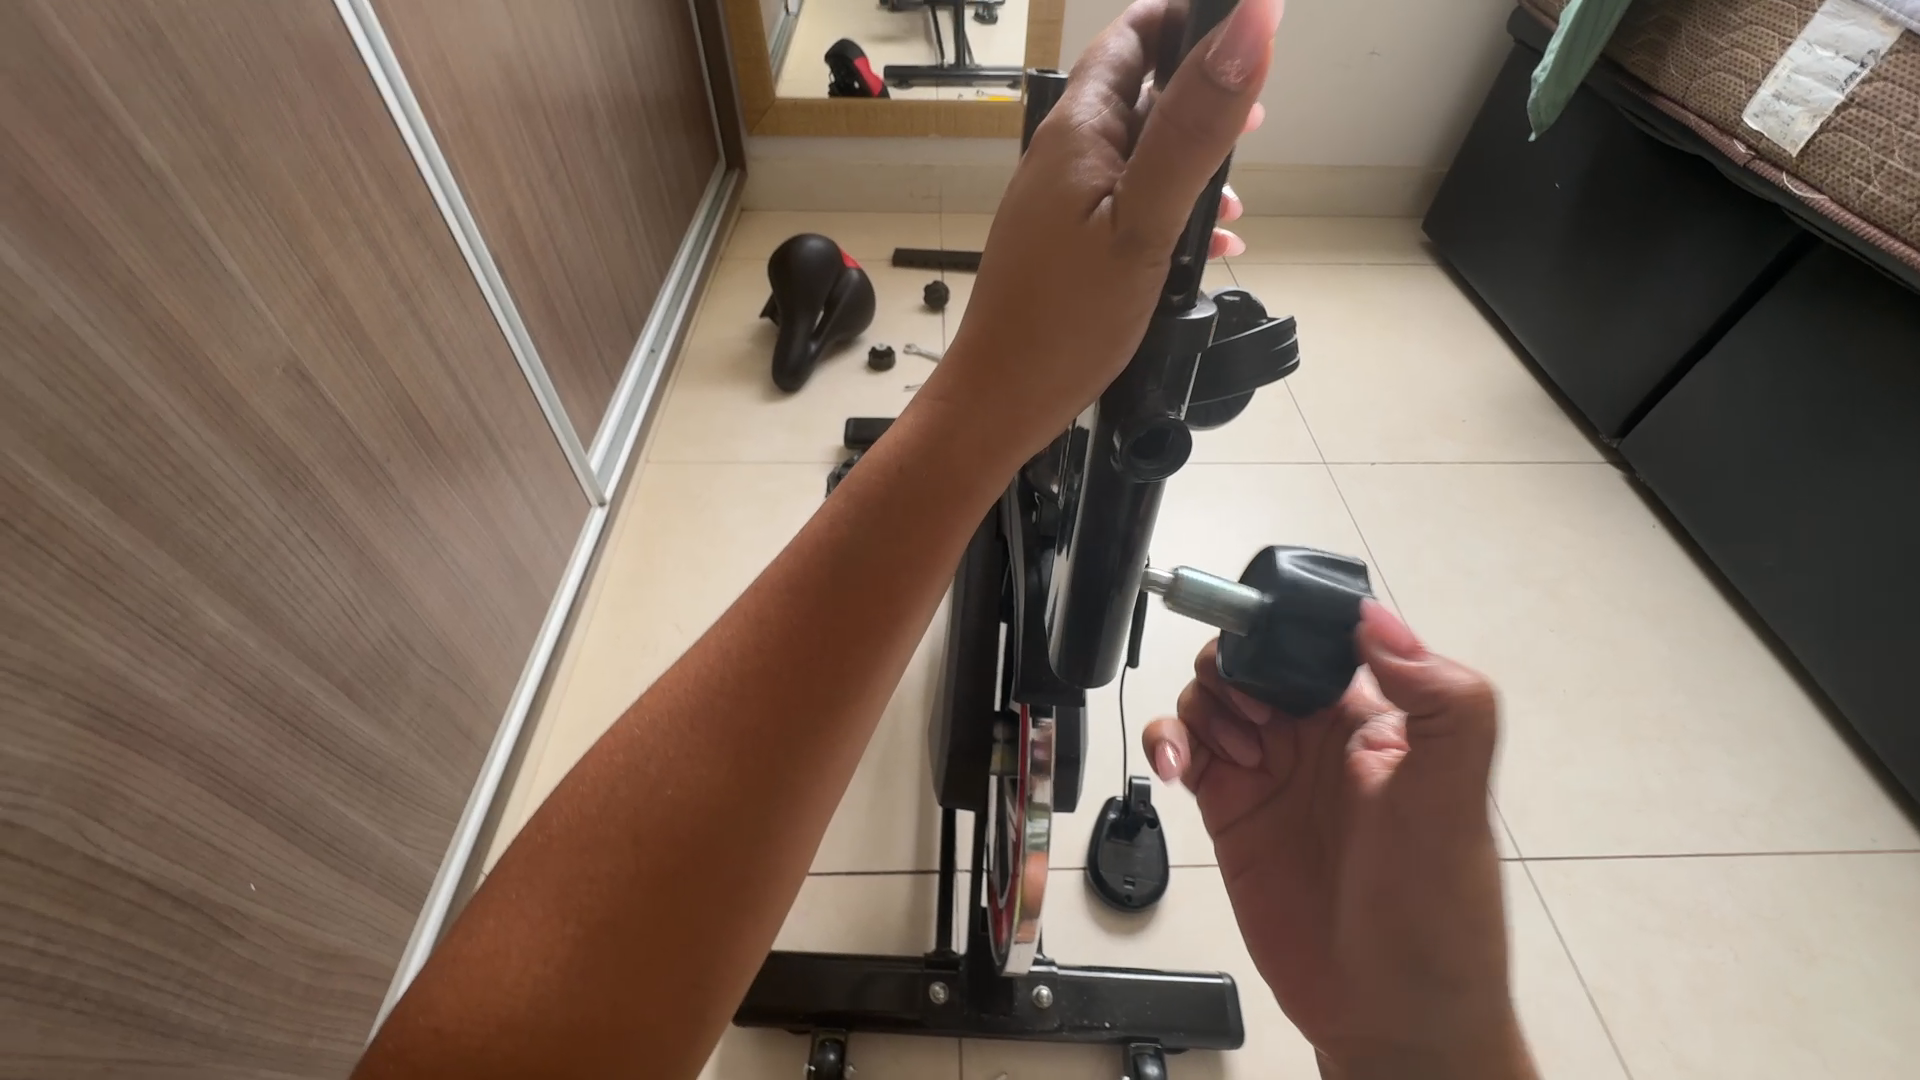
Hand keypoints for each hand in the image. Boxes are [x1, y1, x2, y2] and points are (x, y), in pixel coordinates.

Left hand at [917, 0, 1282, 461]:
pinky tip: (1202, 253)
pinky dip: (1165, 219)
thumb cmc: (1065, 323)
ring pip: (1135, 161)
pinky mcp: (1061, 249)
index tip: (1244, 50)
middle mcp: (1061, 159)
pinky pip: (1122, 212)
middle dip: (1199, 106)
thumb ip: (1194, 125)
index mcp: (1076, 132)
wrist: (1003, 400)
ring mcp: (1058, 206)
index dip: (1189, 25)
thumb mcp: (1143, 223)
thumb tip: (1251, 19)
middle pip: (1138, 97)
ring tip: (1232, 207)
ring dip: (1189, 172)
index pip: (1132, 37)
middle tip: (1251, 134)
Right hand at [1143, 602, 1538, 1079]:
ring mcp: (1265, 766)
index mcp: (1370, 716)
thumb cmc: (1435, 911)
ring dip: (1201, 707)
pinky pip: (1181, 746)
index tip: (1265, 657)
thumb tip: (1377, 619)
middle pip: (1248, 660)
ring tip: (1232, 759)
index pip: (1314, 640)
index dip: (1281, 632)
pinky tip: (1176, 768)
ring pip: (1208, 696)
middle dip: (1232, 670)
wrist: (1385, 1016)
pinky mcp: (1225, 802)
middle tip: (1250, 719)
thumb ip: (1441, 705)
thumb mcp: (1451, 803)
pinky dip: (1165, 742)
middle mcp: (1313, 732)